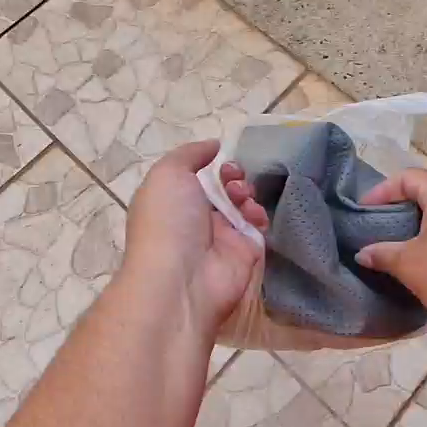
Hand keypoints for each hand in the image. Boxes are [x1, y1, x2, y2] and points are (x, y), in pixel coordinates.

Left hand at [120, 141, 267, 343]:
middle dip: (233, 176)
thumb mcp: (167, 174)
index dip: (212, 165)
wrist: (181, 281)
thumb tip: (214, 145)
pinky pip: (259, 226)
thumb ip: (190, 154)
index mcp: (173, 201)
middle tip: (233, 179)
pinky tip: (253, 214)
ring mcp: (222, 237)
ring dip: (245, 192)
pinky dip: (259, 215)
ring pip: (242, 204)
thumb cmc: (167, 221)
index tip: (221, 161)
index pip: (197, 178)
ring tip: (241, 196)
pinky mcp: (245, 253)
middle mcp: (196, 219)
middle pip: (223, 188)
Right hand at [355, 168, 426, 333]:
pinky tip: (422, 254)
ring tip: (395, 241)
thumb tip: (363, 252)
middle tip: (377, 224)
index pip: (408, 177)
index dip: (382, 191)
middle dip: (398, 205)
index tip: (363, 211)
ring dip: (417, 221)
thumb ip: (382, 253)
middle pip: (425, 189)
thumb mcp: (409, 265)